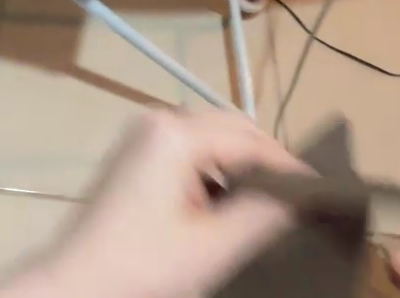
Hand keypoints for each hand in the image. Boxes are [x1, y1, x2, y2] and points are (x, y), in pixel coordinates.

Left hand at [0, 108, 307, 297]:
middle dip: (268, 161)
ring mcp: (144, 132)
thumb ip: (263, 216)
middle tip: (305, 199)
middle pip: (231, 129)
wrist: (72, 286)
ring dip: (243, 164)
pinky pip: (190, 148)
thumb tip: (307, 197)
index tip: (327, 192)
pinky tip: (231, 203)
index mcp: (175, 133)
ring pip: (212, 136)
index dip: (291, 167)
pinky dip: (216, 169)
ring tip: (274, 202)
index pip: (250, 140)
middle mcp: (160, 119)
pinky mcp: (137, 151)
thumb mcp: (211, 249)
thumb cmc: (142, 269)